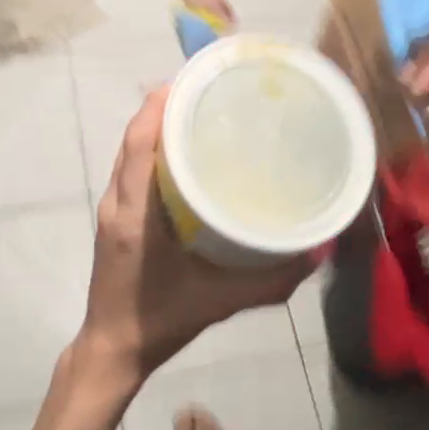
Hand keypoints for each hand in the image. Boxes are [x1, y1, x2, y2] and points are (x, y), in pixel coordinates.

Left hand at [78, 87, 316, 377]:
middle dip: (163, 107)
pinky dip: (150, 150)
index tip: (189, 80)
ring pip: (128, 152)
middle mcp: (116, 201)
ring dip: (156, 127)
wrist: (112, 349)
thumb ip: (269, 280)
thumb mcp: (219, 301)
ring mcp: (111, 208)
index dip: (158, 106)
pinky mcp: (113, 217)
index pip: (138, 142)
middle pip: (133, 138)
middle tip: (205, 92)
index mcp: (134, 212)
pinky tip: (182, 154)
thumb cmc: (161, 320)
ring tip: (197, 113)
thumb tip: (317, 252)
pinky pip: (129, 169)